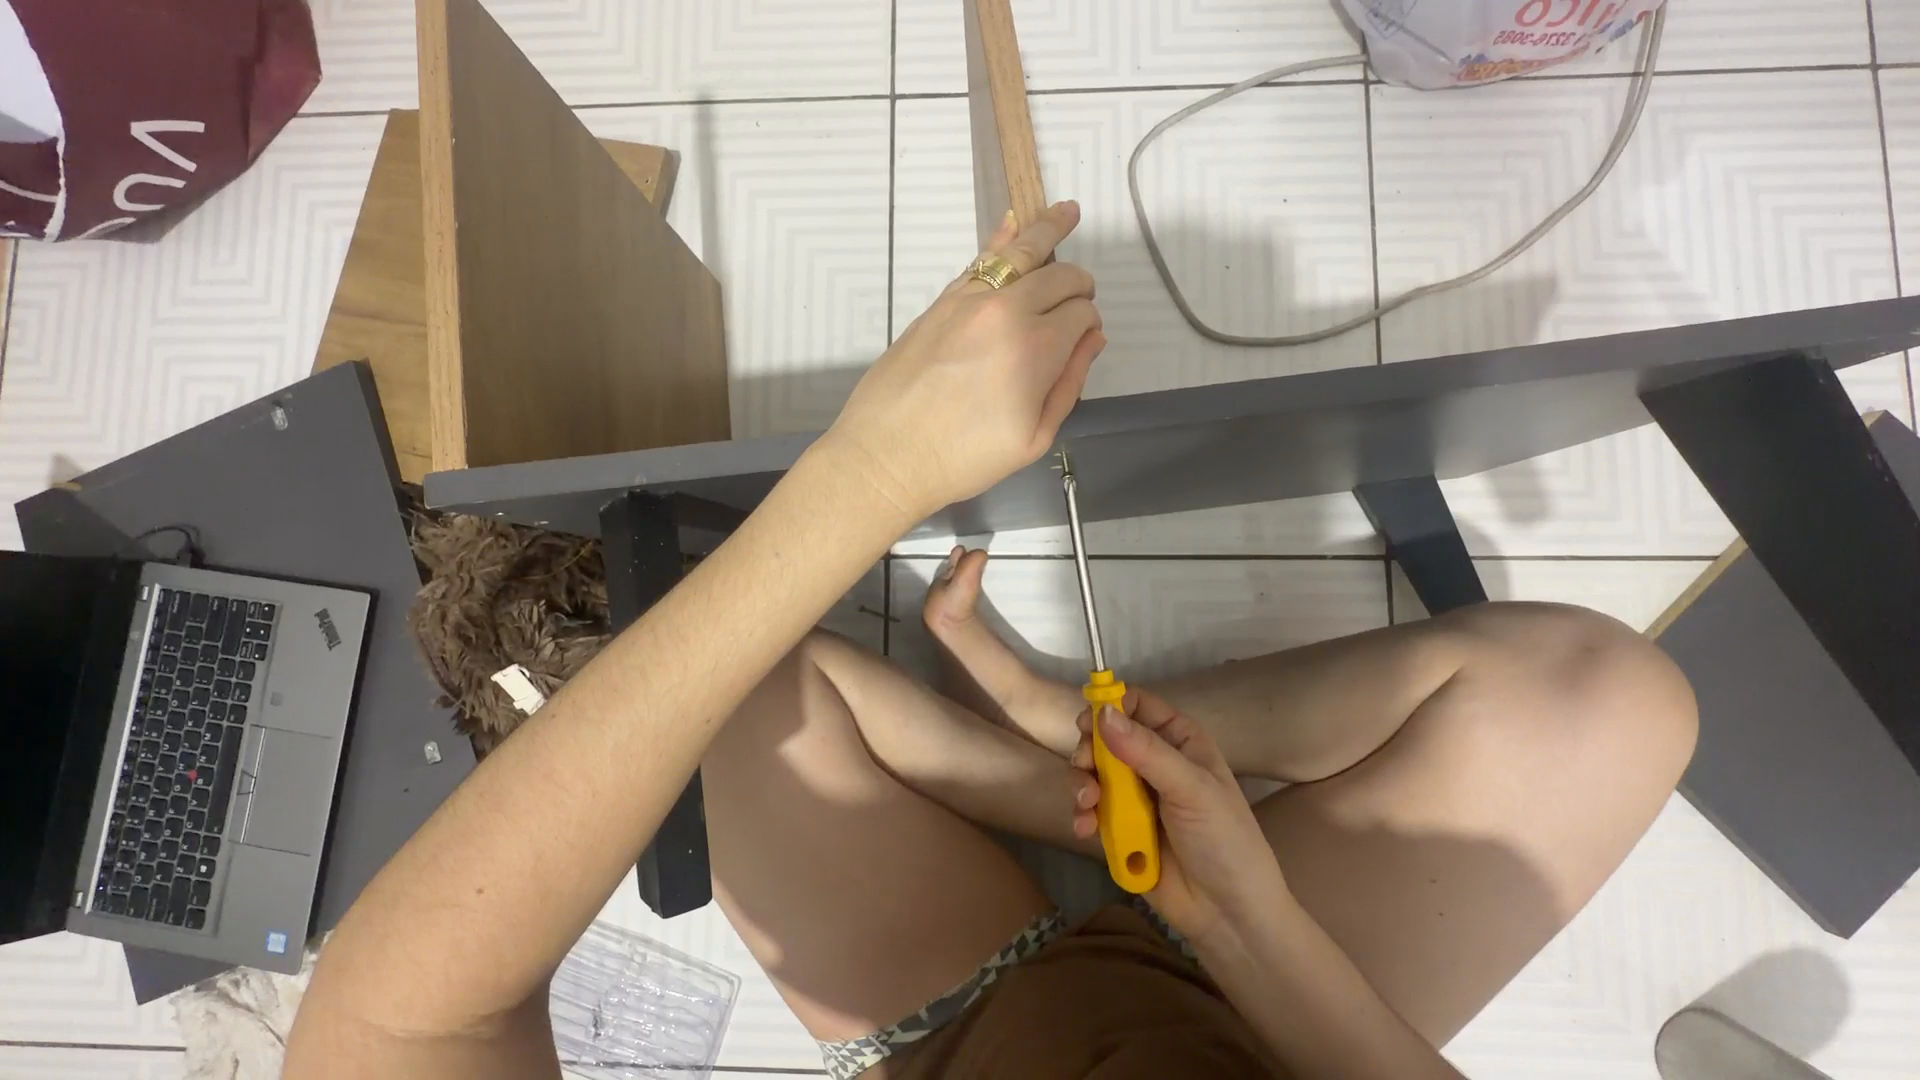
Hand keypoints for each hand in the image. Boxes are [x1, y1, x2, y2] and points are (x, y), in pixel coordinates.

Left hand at [820, 202, 1106, 522]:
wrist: (887, 455)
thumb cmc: (964, 459)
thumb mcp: (1034, 439)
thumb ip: (1069, 384)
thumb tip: (1093, 340)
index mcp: (1037, 348)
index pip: (1081, 313)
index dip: (1090, 325)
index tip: (1083, 342)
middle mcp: (1007, 311)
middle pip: (1059, 276)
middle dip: (1078, 284)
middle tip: (1081, 298)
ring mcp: (969, 300)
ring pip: (1020, 251)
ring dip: (1049, 230)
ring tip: (1068, 211)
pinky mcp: (941, 302)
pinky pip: (979, 259)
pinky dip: (1002, 238)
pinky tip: (1016, 224)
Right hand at [1072, 690, 1290, 947]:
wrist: (1229, 916)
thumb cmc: (1224, 840)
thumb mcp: (1191, 789)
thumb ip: (1146, 751)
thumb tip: (1103, 713)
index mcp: (1179, 741)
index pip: (1137, 706)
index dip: (1110, 707)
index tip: (1087, 720)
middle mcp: (1153, 762)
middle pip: (1105, 737)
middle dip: (1089, 750)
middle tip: (1085, 766)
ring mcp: (1134, 796)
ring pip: (1092, 773)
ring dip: (1082, 784)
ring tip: (1087, 804)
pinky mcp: (1119, 829)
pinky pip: (1089, 810)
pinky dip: (1082, 815)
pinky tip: (1085, 829)